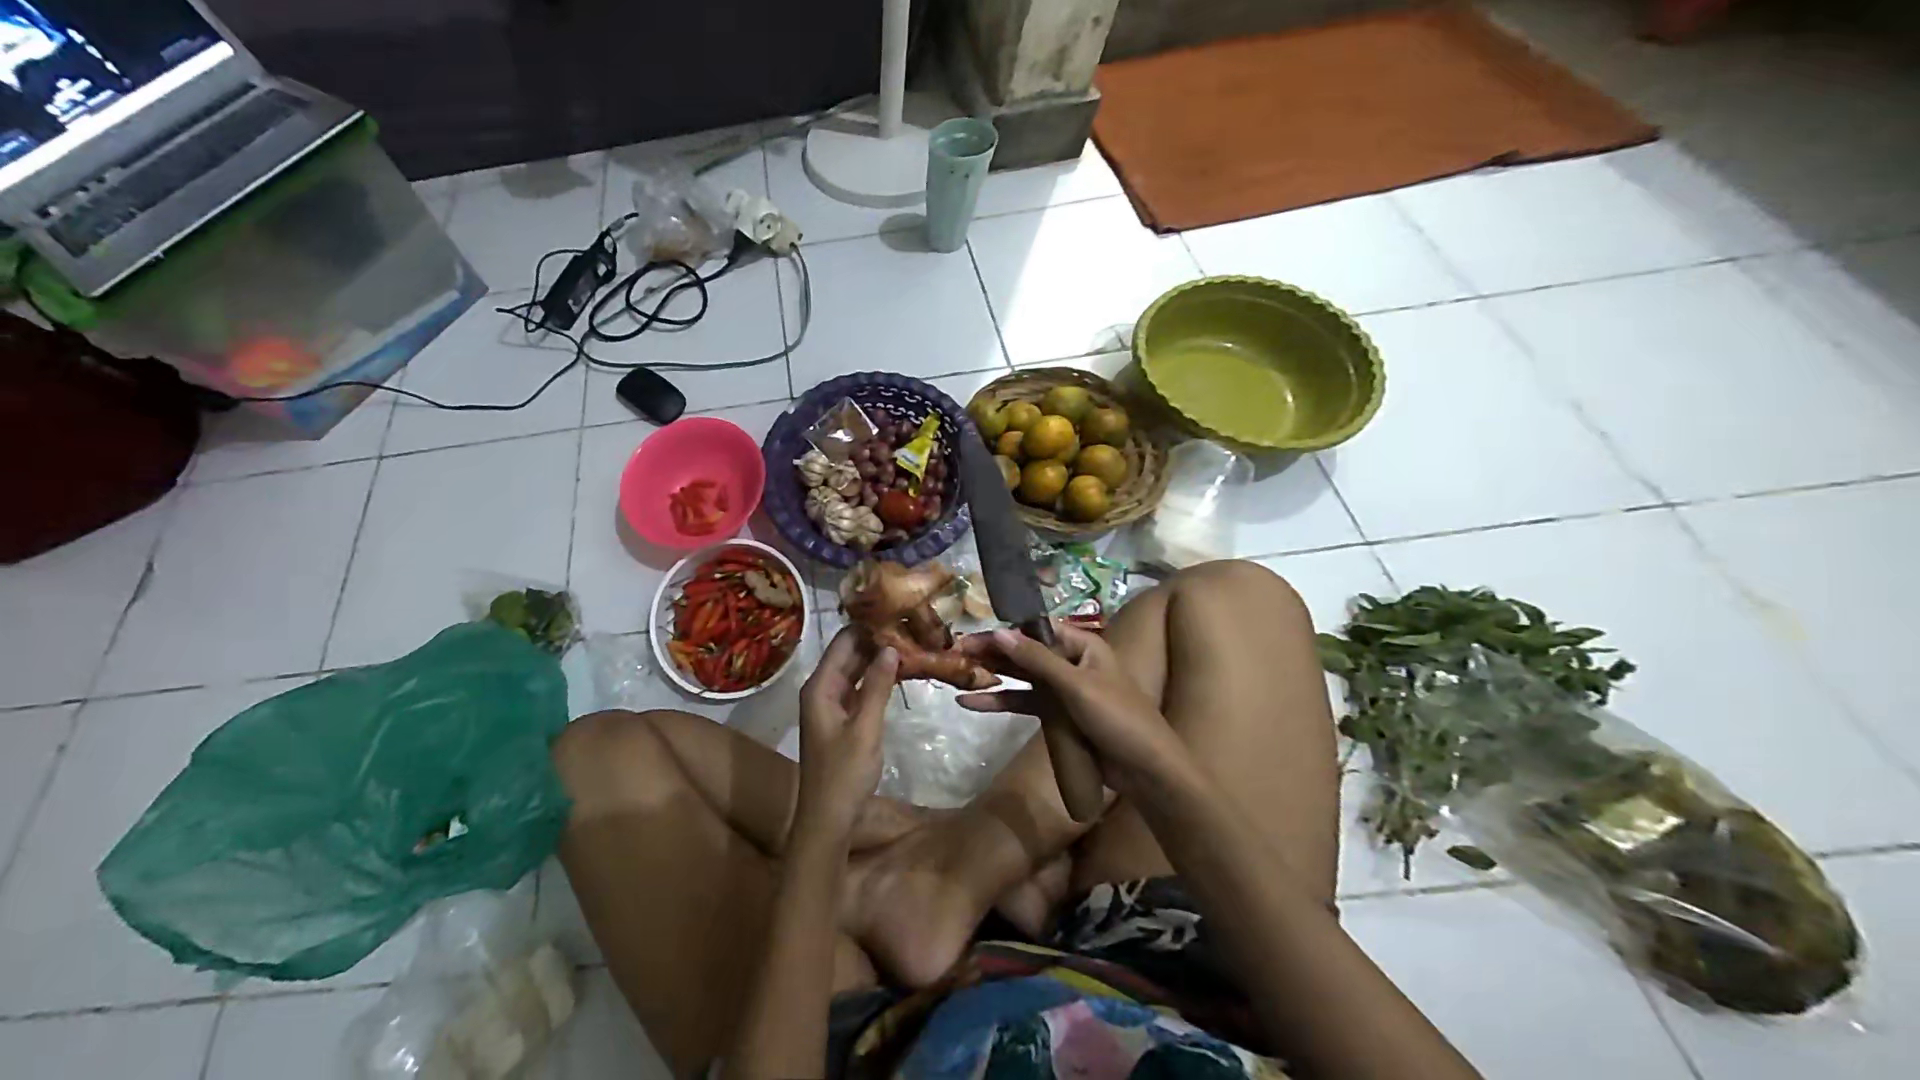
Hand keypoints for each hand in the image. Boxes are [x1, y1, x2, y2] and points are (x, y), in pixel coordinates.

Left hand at [795, 628, 899, 840]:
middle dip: (878, 639)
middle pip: (849, 653)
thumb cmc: (844, 772)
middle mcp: (822, 688)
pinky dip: (878, 678)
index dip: (868, 625)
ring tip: (913, 642)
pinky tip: (902, 671)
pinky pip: (860, 687)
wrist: (828, 817)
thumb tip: (890, 647)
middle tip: (913, 625)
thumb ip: (876, 686)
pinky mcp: (842, 717)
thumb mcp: (864, 727)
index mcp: (820, 686)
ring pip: (856, 669)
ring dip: (880, 658)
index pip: (843, 642)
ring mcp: (832, 703)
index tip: (898, 612)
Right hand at [955, 625, 1191, 798]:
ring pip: (1022, 678)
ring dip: (992, 676)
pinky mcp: (1058, 716)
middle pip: (1025, 652)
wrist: (1145, 770)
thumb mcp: (1077, 686)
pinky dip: (1000, 702)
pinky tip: (971, 703)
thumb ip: (1037, 660)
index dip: (1006, 631)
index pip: (1038, 629)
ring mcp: (1064, 690)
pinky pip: (1024, 703)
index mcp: (1084, 645)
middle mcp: (1072, 662)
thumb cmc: (1118, 718)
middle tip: (955, 652)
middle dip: (992, 653)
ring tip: (956, 675)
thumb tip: (999, 632)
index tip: (973, 634)